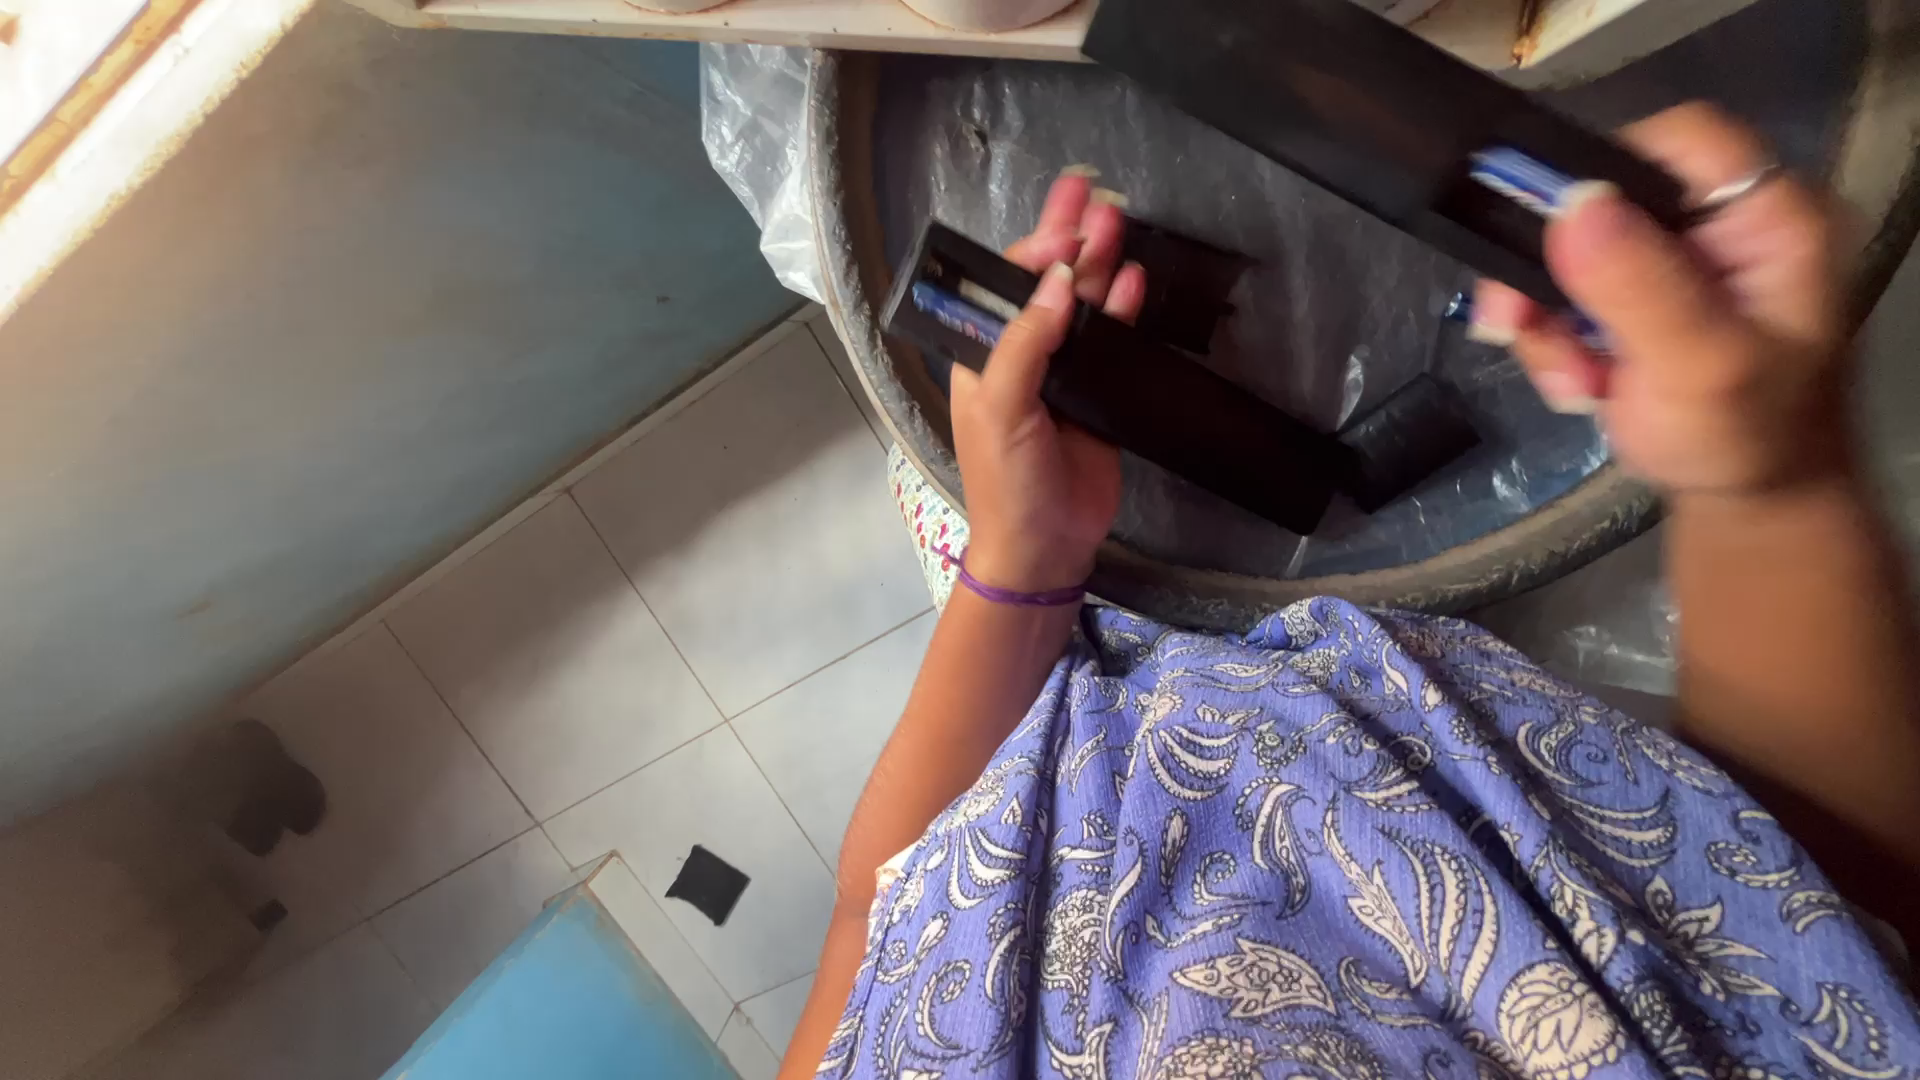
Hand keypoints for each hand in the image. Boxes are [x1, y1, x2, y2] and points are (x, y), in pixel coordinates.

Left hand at [950, 172, 1147, 592]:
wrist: (1046, 545)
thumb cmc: (1007, 481)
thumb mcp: (1003, 409)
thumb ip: (1026, 343)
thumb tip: (1057, 281)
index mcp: (983, 358)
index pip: (1004, 290)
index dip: (1031, 251)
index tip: (1062, 220)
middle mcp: (1020, 359)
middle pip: (1045, 288)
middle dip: (1066, 242)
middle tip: (1094, 196)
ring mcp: (1061, 376)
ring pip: (1081, 310)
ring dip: (1098, 267)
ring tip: (1118, 222)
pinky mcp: (1096, 396)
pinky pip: (1110, 343)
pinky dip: (1121, 312)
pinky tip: (1133, 281)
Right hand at [1471, 102, 1849, 496]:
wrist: (1741, 489)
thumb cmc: (1741, 431)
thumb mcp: (1695, 361)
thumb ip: (1637, 285)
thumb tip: (1571, 205)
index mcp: (1761, 220)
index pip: (1679, 143)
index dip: (1602, 170)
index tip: (1538, 232)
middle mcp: (1708, 230)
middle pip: (1596, 205)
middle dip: (1542, 271)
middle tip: (1511, 323)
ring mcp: (1661, 268)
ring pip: (1558, 259)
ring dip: (1539, 322)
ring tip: (1570, 378)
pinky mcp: (1620, 303)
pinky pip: (1551, 302)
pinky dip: (1544, 345)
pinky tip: (1576, 382)